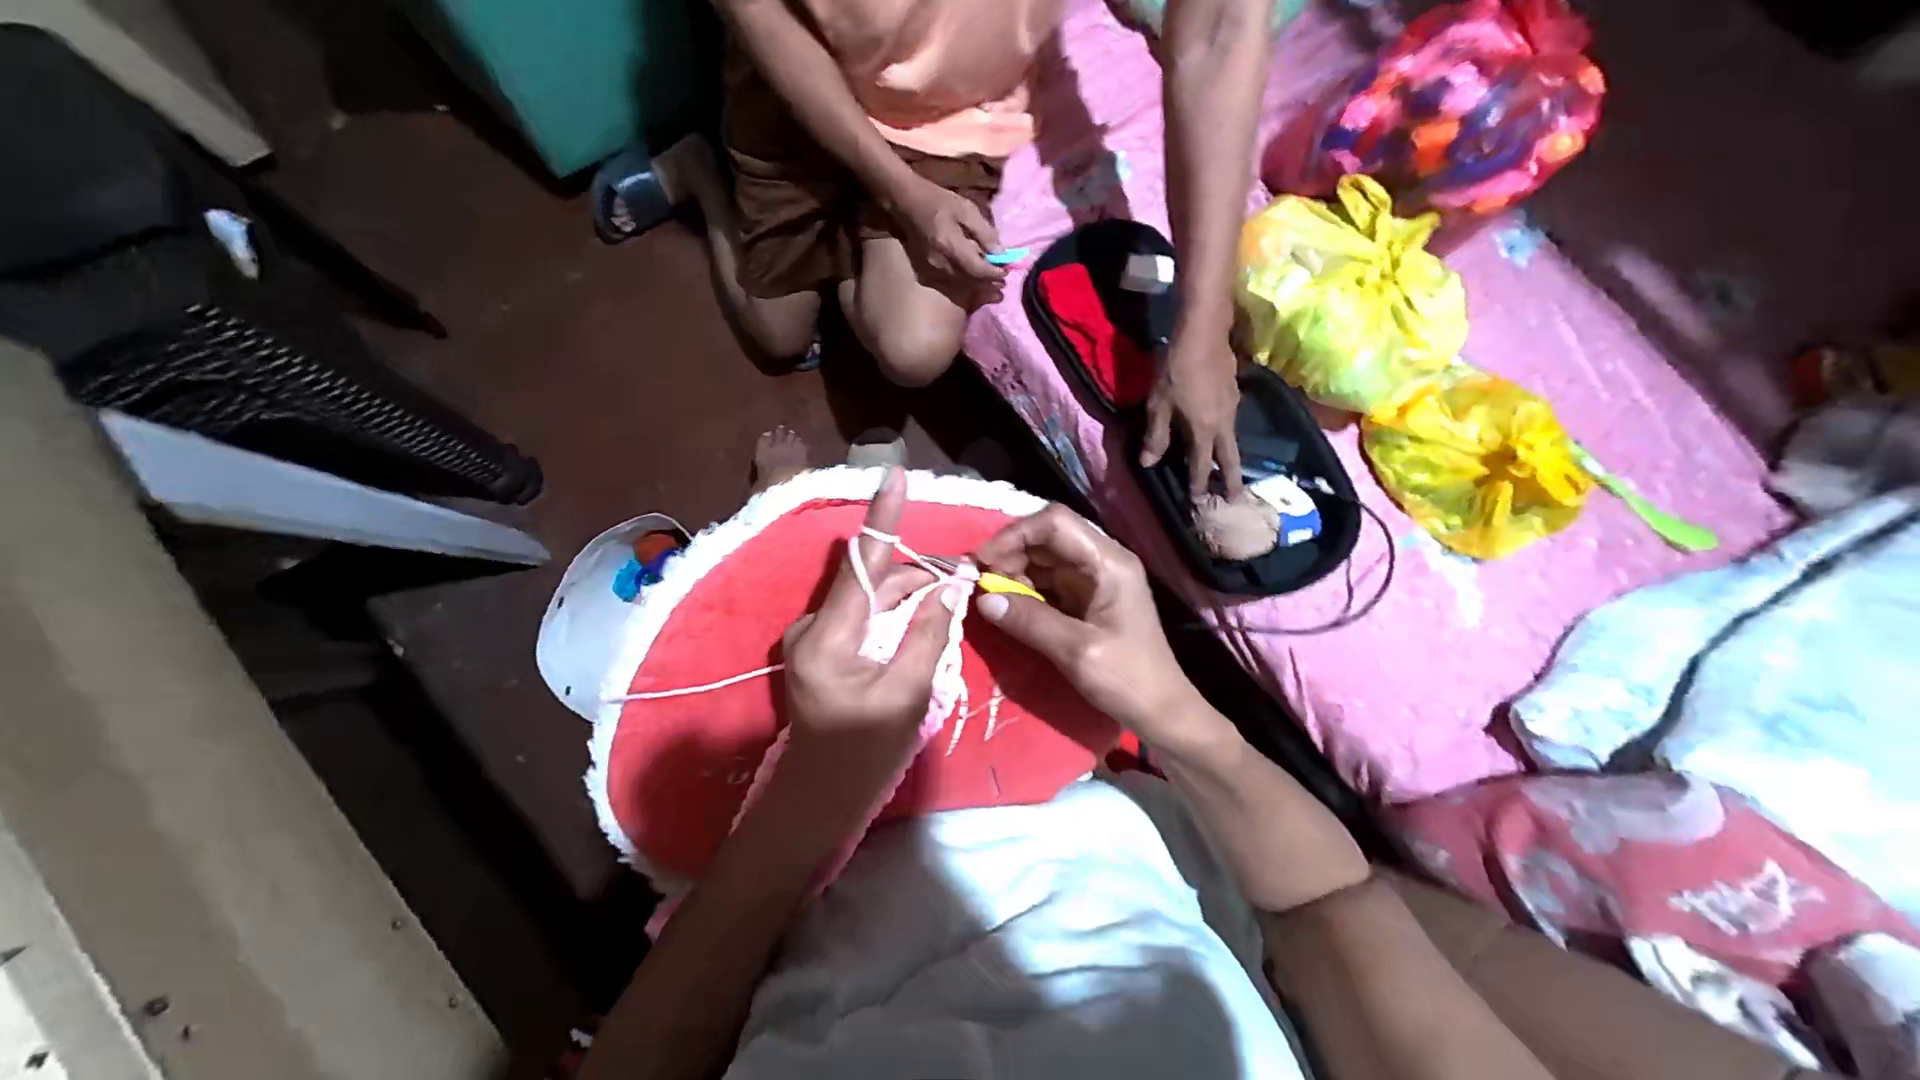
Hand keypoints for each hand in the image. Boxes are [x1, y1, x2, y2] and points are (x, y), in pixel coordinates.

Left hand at [777, 468, 954, 794]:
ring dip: (909, 597)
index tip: (895, 475)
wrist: (820, 798)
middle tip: (962, 579)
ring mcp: (814, 638)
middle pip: (873, 582)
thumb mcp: (907, 692)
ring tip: (948, 603)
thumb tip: (953, 583)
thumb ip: (929, 631)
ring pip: (871, 600)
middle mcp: (813, 626)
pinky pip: (864, 619)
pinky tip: (922, 625)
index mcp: (828, 636)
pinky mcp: (822, 650)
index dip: (882, 517)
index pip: (862, 564)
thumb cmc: (865, 753)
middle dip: (917, 575)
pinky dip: (895, 616)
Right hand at [888, 174, 1006, 299]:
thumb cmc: (938, 202)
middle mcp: (940, 265)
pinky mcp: (925, 276)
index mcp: (950, 246)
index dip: (994, 273)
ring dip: (978, 290)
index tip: (1006, 270)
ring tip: (993, 289)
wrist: (906, 205)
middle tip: (1003, 284)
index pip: (978, 269)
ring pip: (960, 289)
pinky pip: (949, 288)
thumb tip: (1002, 253)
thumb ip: (985, 233)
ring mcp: (931, 273)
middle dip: (989, 285)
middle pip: (970, 283)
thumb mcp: (966, 209)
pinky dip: (964, 289)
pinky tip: (973, 286)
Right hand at [972, 505, 1226, 754]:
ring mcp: (1093, 580)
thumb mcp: (1076, 651)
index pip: (1055, 523)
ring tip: (991, 597)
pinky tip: (1008, 607)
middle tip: (982, 583)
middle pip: (1047, 537)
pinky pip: (1047, 582)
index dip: (1014, 534)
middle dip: (1010, 554)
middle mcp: (1101, 561)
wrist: (1160, 712)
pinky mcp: (1085, 600)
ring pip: (1043, 559)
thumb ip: (1029, 621)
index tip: (983, 561)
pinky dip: (1024, 590)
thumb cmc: (1127, 678)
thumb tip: (983, 599)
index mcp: (1108, 562)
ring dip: (1013, 572)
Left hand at [1141, 330, 1242, 498]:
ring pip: (1234, 440)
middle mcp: (1225, 422)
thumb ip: (1156, 435)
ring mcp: (1234, 406)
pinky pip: (1232, 423)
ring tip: (1229, 472)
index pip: (1202, 465)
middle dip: (1232, 480)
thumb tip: (1149, 464)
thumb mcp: (1158, 405)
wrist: (1204, 332)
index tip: (1199, 502)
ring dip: (1232, 459)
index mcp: (1205, 429)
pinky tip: (1221, 435)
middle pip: (1230, 457)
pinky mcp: (1235, 392)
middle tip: (1235, 499)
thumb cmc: (1176, 369)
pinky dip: (1228, 437)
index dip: (1199, 484)